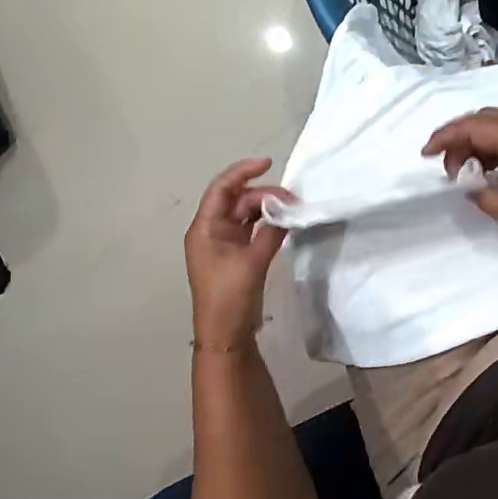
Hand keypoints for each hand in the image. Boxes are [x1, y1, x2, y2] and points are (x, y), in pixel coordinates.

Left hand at [185, 158, 292, 347]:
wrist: (224, 335)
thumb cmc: (230, 298)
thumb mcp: (252, 263)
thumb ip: (271, 233)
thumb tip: (287, 211)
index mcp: (204, 228)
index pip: (221, 189)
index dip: (243, 172)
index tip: (268, 163)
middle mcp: (211, 231)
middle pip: (236, 200)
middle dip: (263, 195)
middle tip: (292, 202)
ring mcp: (222, 243)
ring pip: (245, 214)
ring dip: (266, 209)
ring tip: (292, 210)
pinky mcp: (235, 255)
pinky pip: (250, 230)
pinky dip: (266, 224)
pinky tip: (284, 223)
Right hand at [422, 108, 497, 245]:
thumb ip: (487, 198)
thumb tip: (469, 186)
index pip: (475, 127)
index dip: (445, 138)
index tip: (425, 155)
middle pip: (483, 117)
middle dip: (457, 137)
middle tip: (445, 167)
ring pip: (496, 122)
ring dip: (474, 141)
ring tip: (466, 172)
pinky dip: (490, 144)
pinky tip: (490, 170)